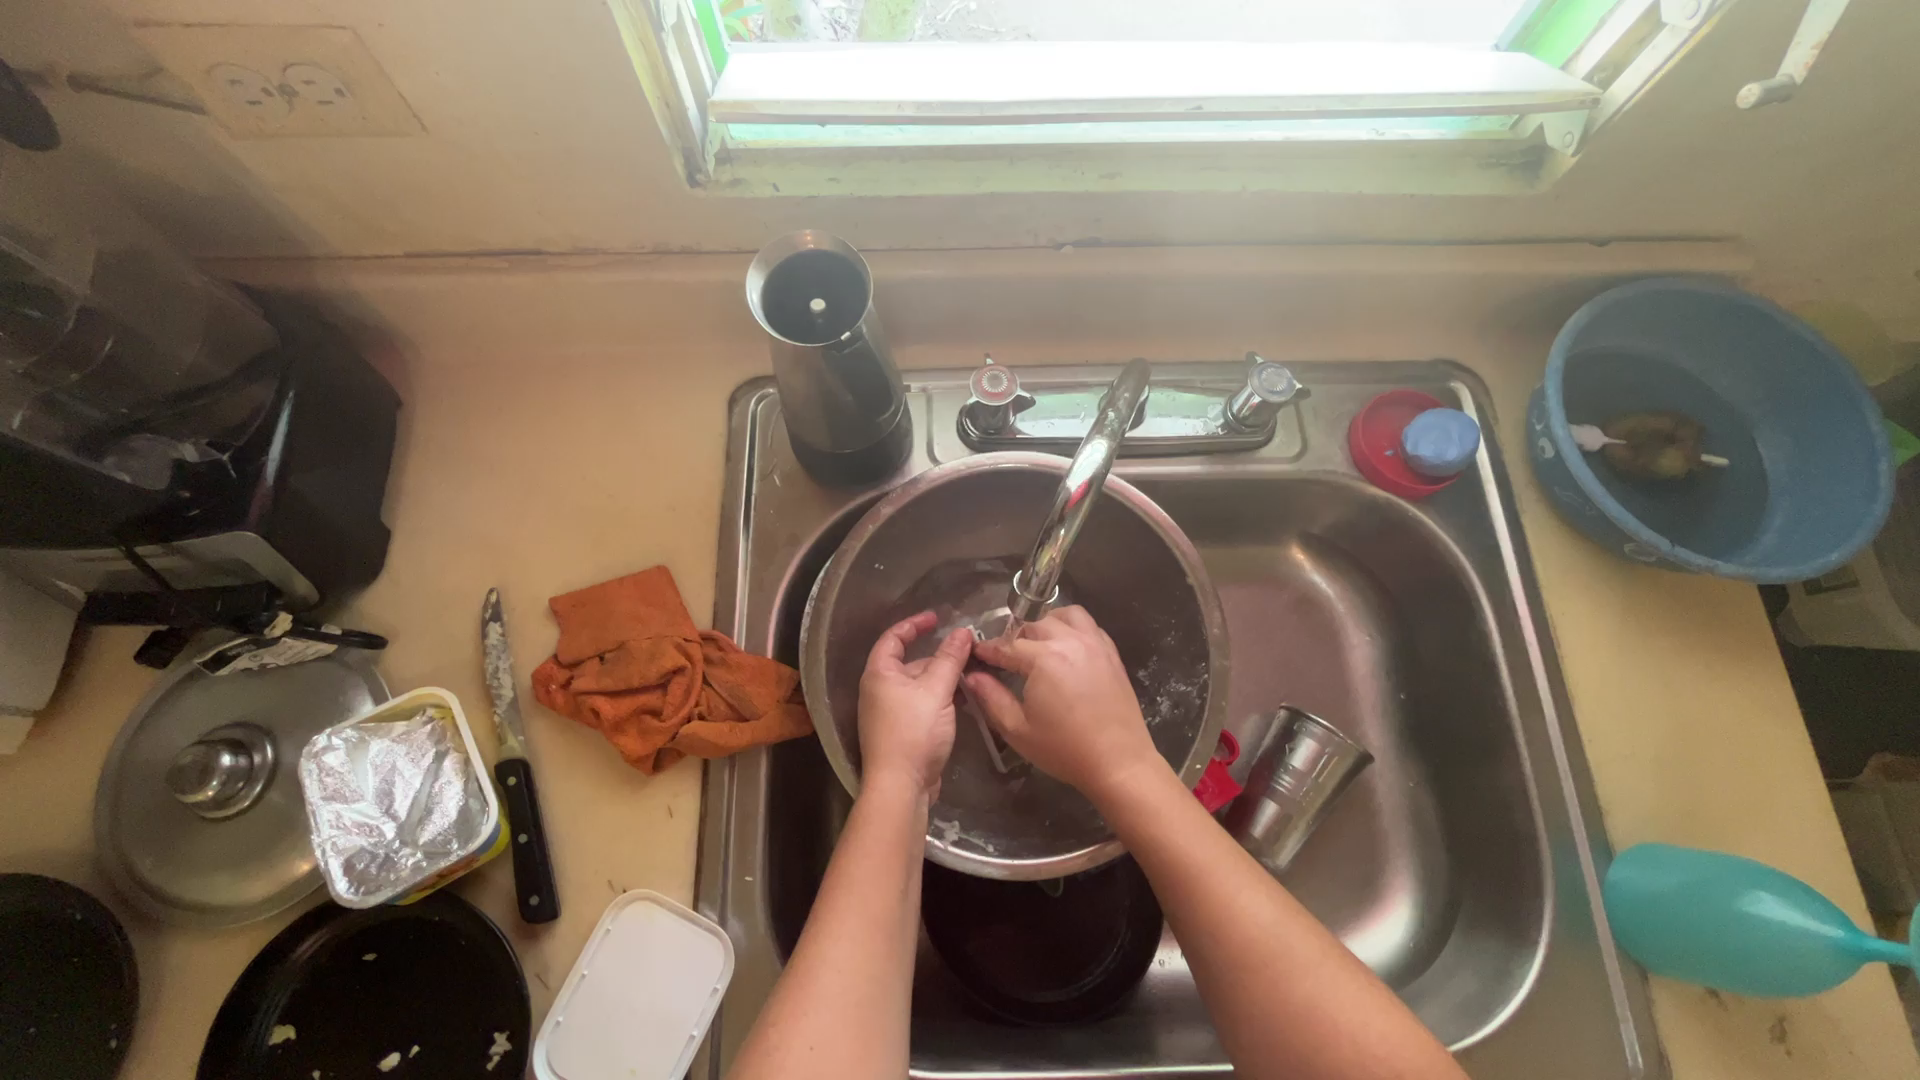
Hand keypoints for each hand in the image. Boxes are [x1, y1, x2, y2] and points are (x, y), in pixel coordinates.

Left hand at [857, 611, 971, 801]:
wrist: (901, 785)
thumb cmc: (913, 732)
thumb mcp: (936, 690)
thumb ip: (950, 659)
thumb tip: (963, 632)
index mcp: (880, 673)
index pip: (893, 638)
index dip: (914, 625)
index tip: (937, 618)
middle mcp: (879, 689)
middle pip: (909, 662)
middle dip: (937, 655)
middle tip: (967, 650)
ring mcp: (889, 712)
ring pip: (919, 685)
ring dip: (942, 678)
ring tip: (971, 673)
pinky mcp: (902, 731)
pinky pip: (922, 704)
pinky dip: (941, 697)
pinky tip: (963, 700)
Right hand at [968, 606, 1164, 800]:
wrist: (1118, 762)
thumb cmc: (1065, 749)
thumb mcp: (1018, 729)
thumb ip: (991, 698)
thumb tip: (972, 676)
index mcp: (1044, 659)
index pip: (1007, 645)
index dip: (988, 650)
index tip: (976, 653)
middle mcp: (1070, 642)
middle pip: (1034, 625)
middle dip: (1015, 637)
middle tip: (1006, 657)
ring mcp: (1095, 645)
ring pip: (1066, 615)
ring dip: (1047, 623)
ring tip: (1038, 643)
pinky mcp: (1112, 654)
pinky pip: (1090, 626)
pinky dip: (1073, 628)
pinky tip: (1067, 647)